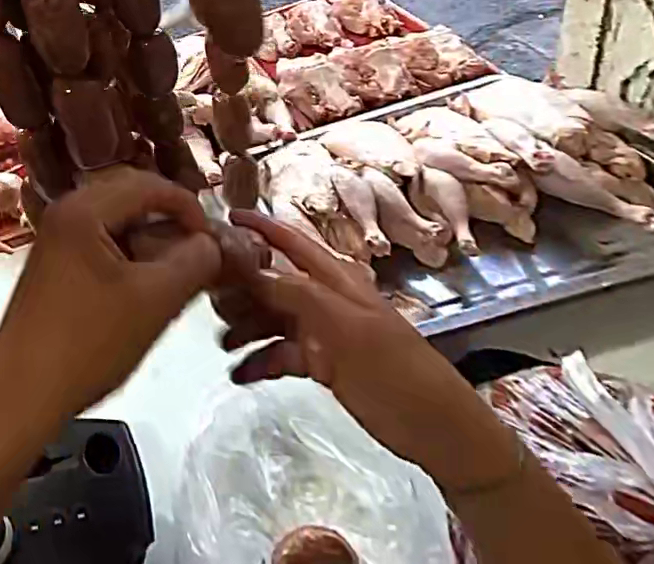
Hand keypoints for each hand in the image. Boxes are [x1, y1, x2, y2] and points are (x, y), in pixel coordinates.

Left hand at [0, 169, 219, 430]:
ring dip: (150, 240)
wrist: (20, 394)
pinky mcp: (54, 262)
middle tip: (199, 253)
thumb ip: (194, 262)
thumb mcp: (155, 302)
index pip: (148, 184)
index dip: (188, 206)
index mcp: (82, 209)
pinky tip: (145, 287)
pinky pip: (101, 240)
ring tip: (177, 274)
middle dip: (169, 221)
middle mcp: (64, 212)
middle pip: (131, 197)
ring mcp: (55, 237)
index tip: (213, 237)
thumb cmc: (86, 346)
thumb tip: (211, 243)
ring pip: (117, 221)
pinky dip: (129, 255)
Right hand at [225, 210, 522, 492]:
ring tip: (223, 342)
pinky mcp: (320, 363)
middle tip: (210, 298)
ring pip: (271, 316)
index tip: (225, 216)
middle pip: (272, 280)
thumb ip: (299, 295)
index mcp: (336, 280)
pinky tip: (240, 374)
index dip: (260, 225)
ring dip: (245, 325)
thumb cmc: (398, 373)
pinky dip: (259, 360)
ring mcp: (321, 331)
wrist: (443, 435)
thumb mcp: (348, 329)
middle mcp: (324, 298)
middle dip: (240, 285)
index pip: (292, 240)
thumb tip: (251, 270)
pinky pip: (280, 353)